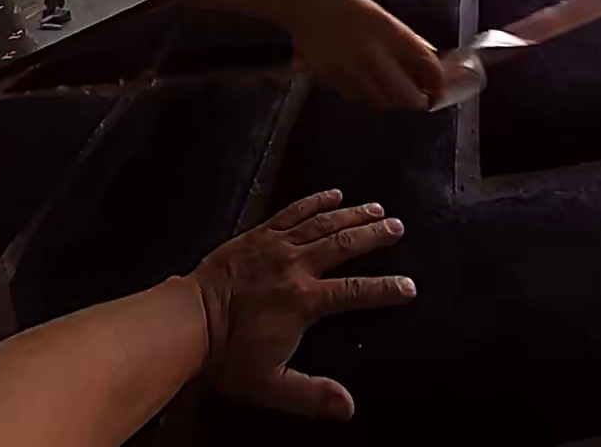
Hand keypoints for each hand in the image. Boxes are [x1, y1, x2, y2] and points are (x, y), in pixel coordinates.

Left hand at [189, 189, 415, 419]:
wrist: (191, 319)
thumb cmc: (230, 355)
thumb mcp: (271, 386)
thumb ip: (312, 395)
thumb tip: (349, 407)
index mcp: (305, 300)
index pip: (355, 291)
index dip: (385, 289)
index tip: (409, 286)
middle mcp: (298, 265)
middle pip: (345, 244)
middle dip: (374, 235)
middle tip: (398, 226)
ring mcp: (280, 243)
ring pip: (324, 222)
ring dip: (353, 214)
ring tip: (376, 209)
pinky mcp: (263, 231)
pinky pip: (295, 210)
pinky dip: (316, 200)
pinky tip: (333, 193)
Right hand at [280, 0, 443, 109]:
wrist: (303, 4)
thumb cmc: (343, 3)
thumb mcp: (380, 14)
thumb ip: (404, 38)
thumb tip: (426, 58)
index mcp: (389, 31)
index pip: (426, 65)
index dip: (437, 79)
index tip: (439, 83)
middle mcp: (373, 54)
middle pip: (407, 96)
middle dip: (418, 100)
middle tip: (422, 97)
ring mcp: (352, 70)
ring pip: (382, 102)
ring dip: (392, 100)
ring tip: (392, 89)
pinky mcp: (333, 80)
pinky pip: (357, 97)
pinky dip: (365, 94)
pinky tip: (363, 80)